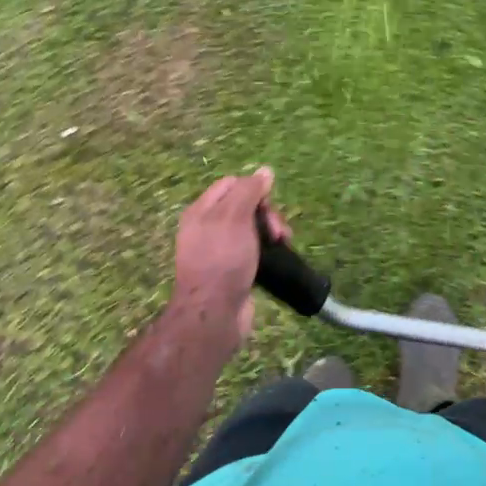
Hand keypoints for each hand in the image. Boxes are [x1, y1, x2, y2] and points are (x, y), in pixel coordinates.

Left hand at [171, 166, 286, 346]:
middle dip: (267, 213)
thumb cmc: (223, 259)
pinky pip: (254, 250)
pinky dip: (268, 250)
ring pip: (252, 229)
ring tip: (283, 244)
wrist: (214, 314)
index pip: (231, 184)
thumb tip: (265, 171)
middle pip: (245, 206)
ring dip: (271, 232)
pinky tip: (278, 257)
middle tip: (278, 231)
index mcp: (202, 210)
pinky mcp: (233, 270)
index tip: (268, 204)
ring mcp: (221, 251)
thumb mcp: (235, 216)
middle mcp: (208, 228)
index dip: (253, 189)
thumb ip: (249, 190)